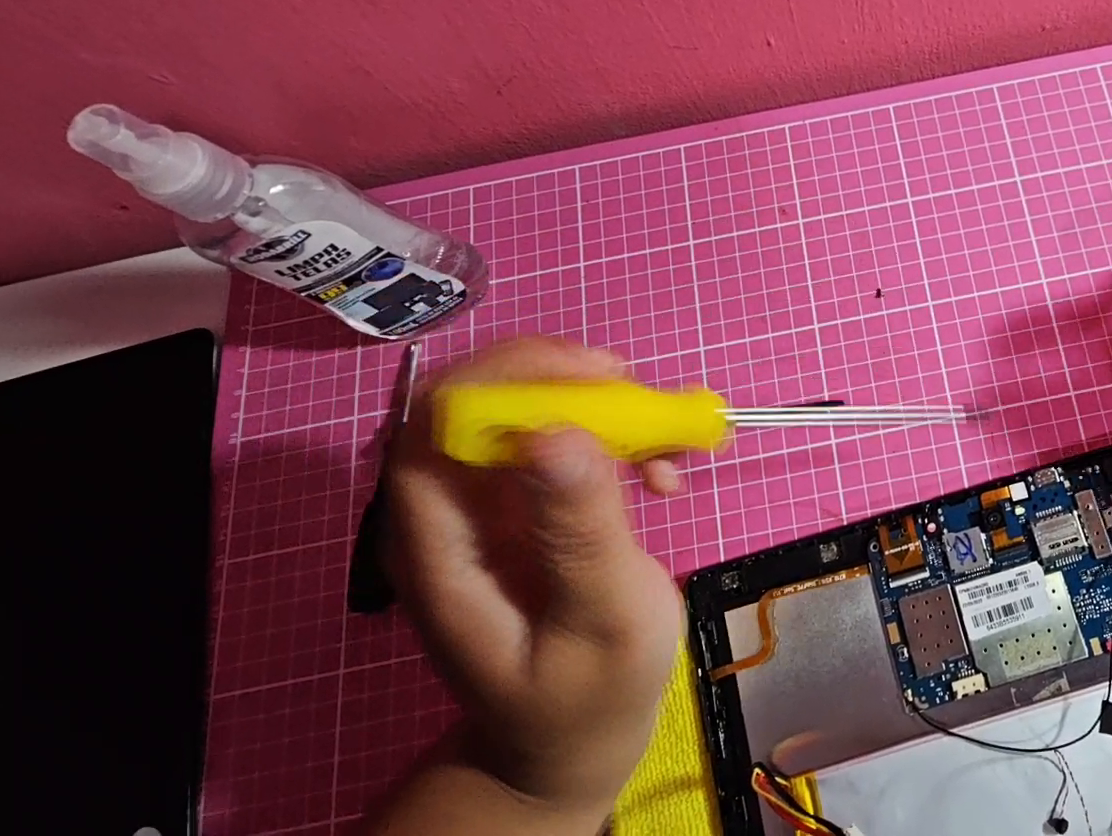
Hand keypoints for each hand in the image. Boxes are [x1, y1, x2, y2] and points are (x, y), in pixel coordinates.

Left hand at [384, 337, 683, 821]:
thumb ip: (580, 532)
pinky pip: (569, 437)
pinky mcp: (532, 501)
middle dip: (571, 382)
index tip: (602, 380)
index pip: (441, 418)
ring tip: (671, 444)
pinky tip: (663, 472)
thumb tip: (558, 431)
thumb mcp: (599, 621)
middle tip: (646, 399)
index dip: (514, 375)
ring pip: (533, 407)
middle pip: (488, 397)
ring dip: (608, 408)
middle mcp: (453, 507)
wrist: (573, 737)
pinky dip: (621, 435)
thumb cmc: (587, 695)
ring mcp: (491, 501)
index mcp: (440, 541)